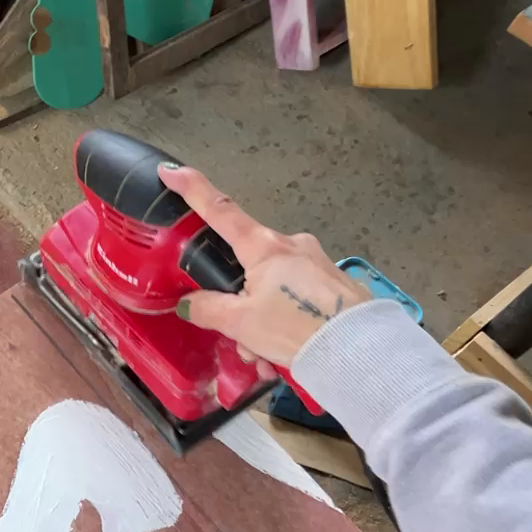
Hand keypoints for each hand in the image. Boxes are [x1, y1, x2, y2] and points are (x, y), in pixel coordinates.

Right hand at [158, 163, 371, 366]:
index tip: (171, 171)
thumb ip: (207, 309)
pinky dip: (282, 327)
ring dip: (260, 327)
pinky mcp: (331, 282)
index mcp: (264, 247)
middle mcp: (290, 245)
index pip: (220, 211)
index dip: (193, 190)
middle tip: (240, 341)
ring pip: (269, 290)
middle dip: (236, 304)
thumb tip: (190, 303)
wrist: (360, 350)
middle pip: (245, 267)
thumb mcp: (240, 323)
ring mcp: (314, 262)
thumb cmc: (295, 327)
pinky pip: (293, 300)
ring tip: (266, 360)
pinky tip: (284, 358)